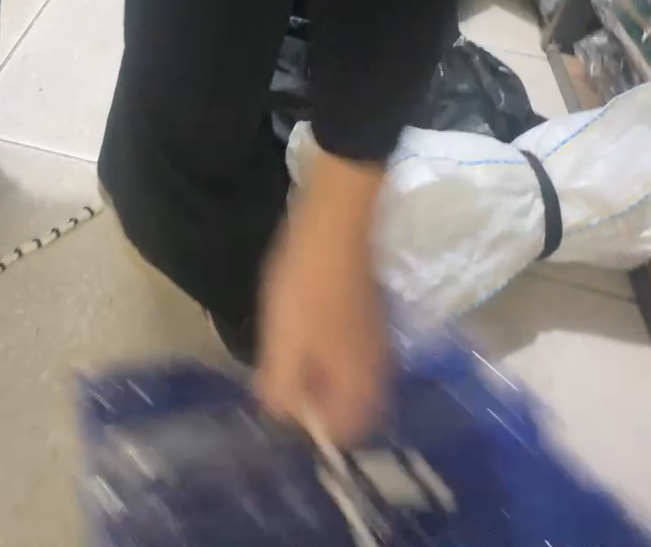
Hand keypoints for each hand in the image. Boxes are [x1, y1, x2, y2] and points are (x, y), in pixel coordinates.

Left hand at [255, 150, 389, 446]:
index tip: (277, 400)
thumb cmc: (309, 282)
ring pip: (341, 370)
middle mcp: (377, 365)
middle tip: (273, 370)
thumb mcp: (284, 337)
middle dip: (308, 393)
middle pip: (343, 402)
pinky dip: (318, 343)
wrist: (335, 218)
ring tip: (279, 342)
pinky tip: (294, 321)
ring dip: (311, 366)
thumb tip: (276, 414)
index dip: (306, 423)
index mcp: (362, 382)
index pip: (341, 431)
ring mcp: (373, 334)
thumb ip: (281, 383)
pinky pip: (341, 344)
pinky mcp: (365, 308)